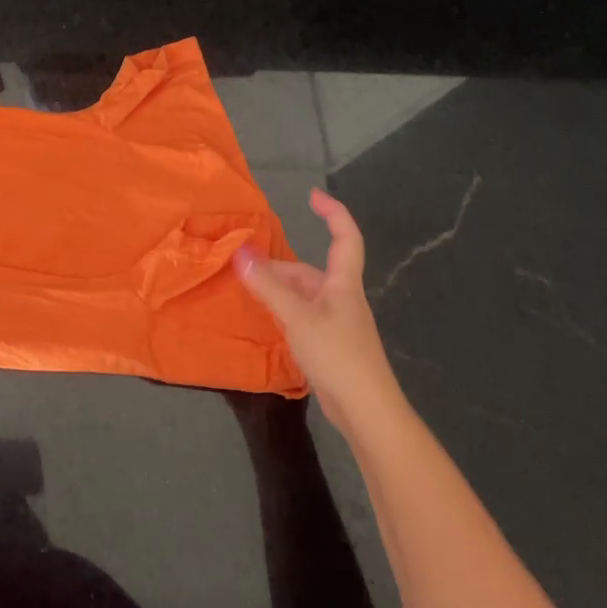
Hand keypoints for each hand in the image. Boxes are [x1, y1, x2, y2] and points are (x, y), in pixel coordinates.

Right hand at [235, 188, 401, 430]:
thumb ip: (267, 286)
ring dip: (277, 289)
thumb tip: (239, 252)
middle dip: (278, 265)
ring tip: (246, 291)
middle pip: (311, 270)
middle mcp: (342, 298)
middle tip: (243, 266)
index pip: (346, 238)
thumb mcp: (297, 317)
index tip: (313, 196)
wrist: (367, 411)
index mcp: (343, 284)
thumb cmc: (338, 356)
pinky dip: (282, 311)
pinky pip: (302, 316)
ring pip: (303, 295)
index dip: (333, 213)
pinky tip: (265, 321)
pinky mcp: (330, 346)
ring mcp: (337, 324)